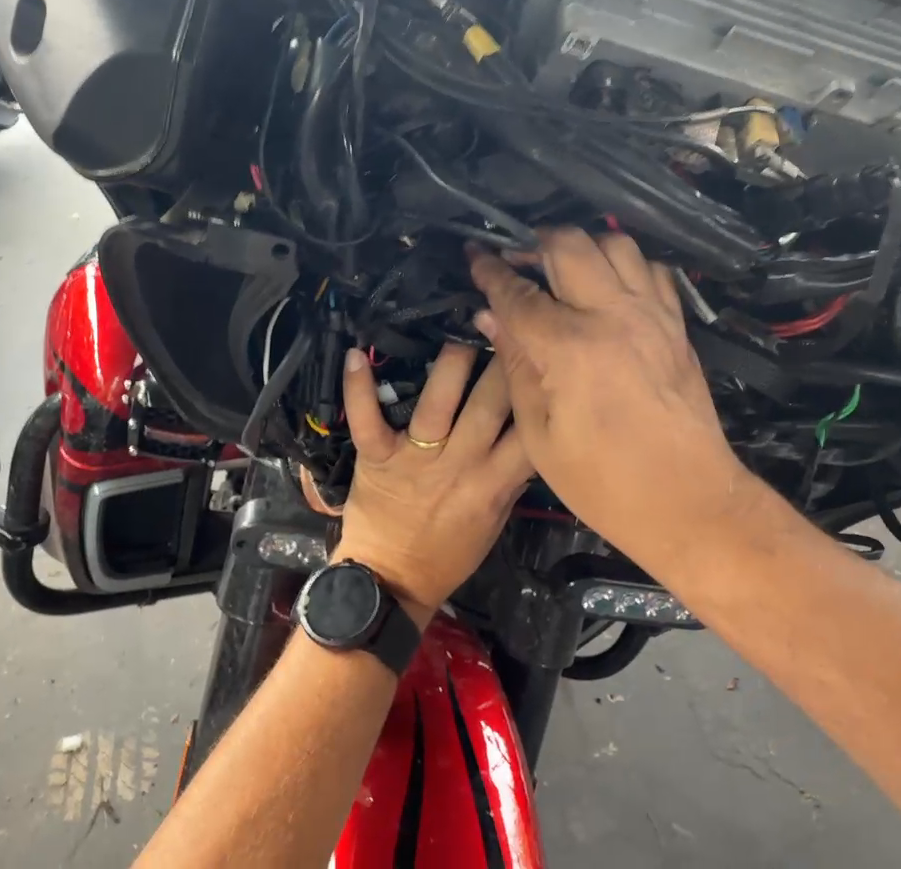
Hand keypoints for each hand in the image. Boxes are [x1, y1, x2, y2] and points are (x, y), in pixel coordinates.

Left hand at [304, 343, 531, 619]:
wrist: (392, 580)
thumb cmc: (449, 553)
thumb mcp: (497, 517)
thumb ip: (513, 474)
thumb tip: (530, 429)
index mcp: (494, 480)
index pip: (528, 428)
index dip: (538, 387)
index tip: (544, 352)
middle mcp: (460, 462)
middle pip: (490, 404)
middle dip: (502, 359)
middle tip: (507, 320)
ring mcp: (416, 458)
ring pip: (438, 401)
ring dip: (450, 362)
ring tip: (459, 325)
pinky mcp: (378, 458)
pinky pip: (368, 419)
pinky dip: (359, 388)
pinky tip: (356, 354)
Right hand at [467, 229, 756, 540]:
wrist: (688, 501)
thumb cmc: (603, 482)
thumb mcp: (539, 434)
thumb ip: (515, 364)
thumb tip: (491, 317)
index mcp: (570, 348)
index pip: (519, 292)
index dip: (490, 270)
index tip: (474, 254)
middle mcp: (614, 316)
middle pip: (570, 244)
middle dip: (535, 243)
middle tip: (517, 262)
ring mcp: (653, 315)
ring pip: (616, 243)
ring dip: (583, 247)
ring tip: (562, 269)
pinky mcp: (677, 325)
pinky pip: (652, 270)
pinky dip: (625, 266)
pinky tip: (608, 288)